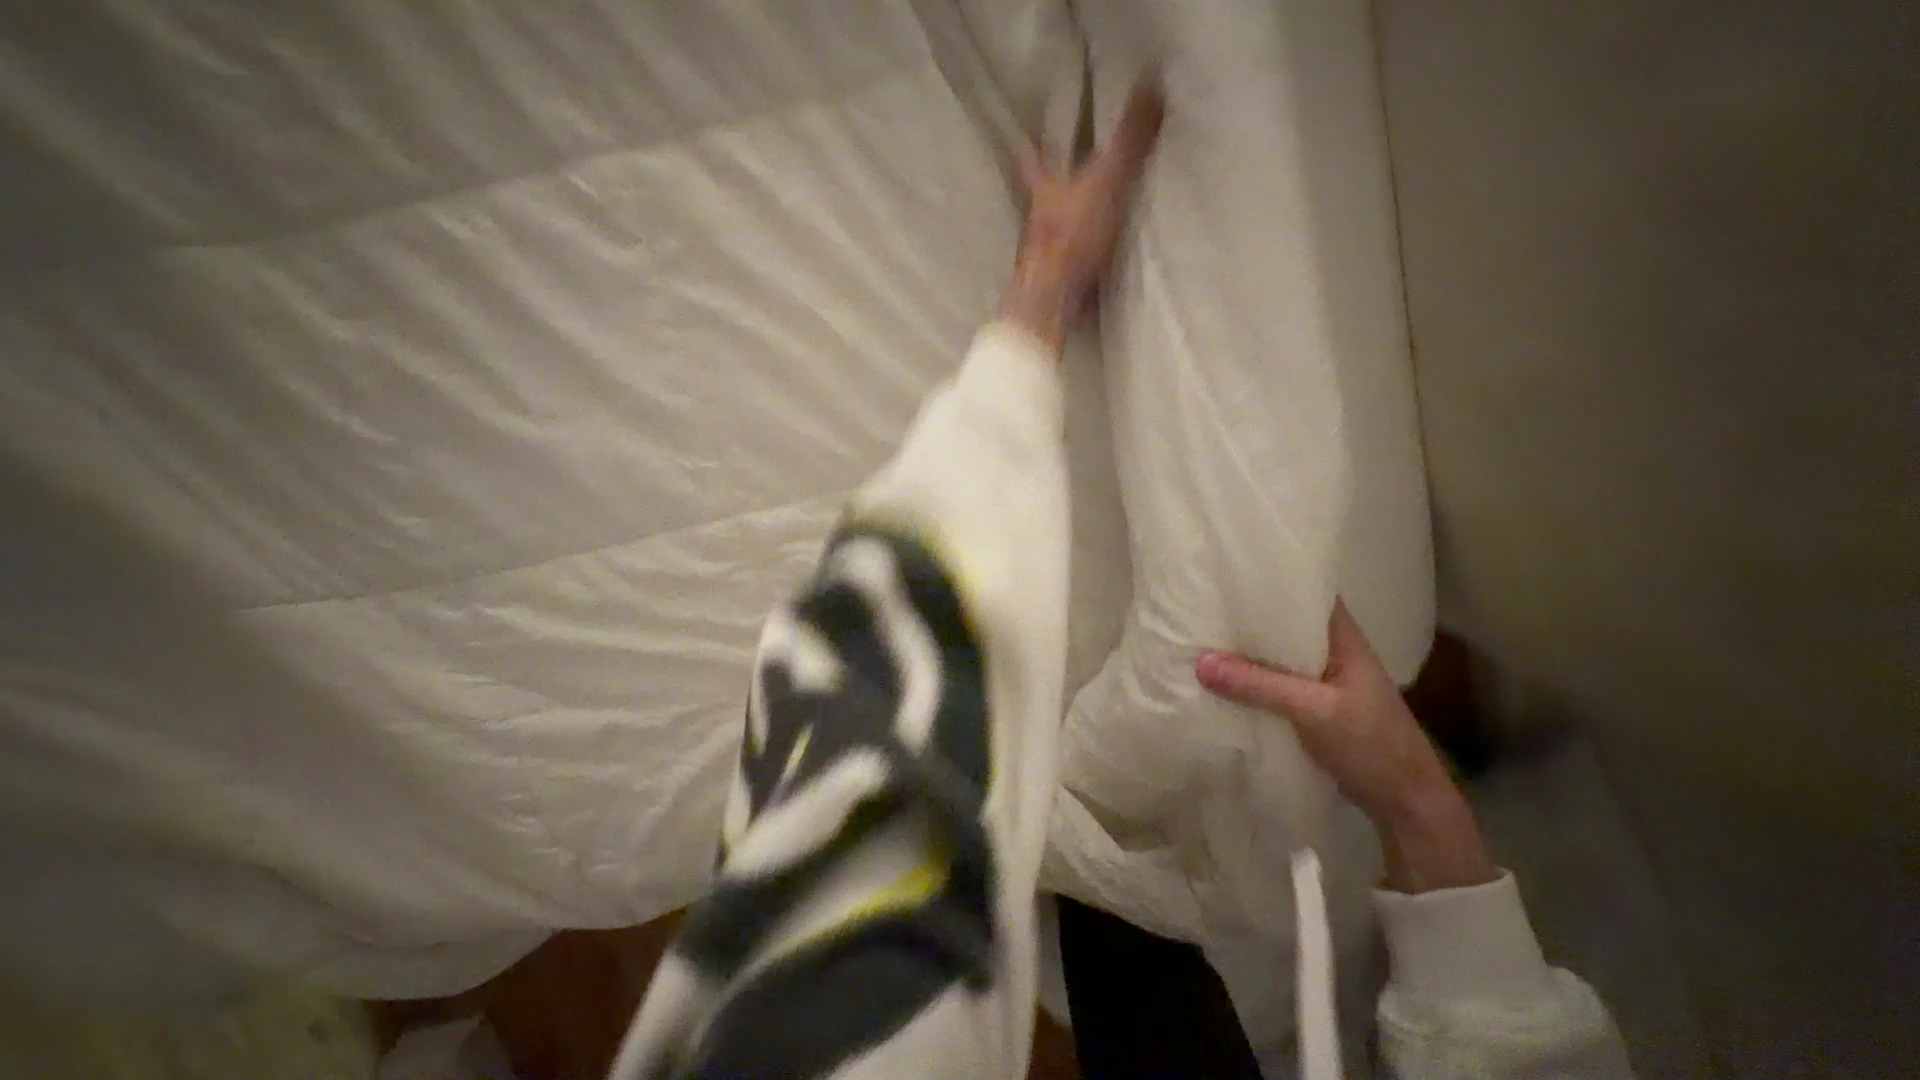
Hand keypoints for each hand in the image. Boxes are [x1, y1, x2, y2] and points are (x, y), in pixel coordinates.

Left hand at [998, 77, 1164, 350]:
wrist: (1053, 300)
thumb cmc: (1071, 237)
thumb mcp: (1107, 180)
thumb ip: (1130, 138)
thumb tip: (1152, 80)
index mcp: (1042, 185)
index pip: (1031, 154)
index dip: (1033, 141)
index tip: (1034, 129)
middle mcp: (1038, 215)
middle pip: (1042, 190)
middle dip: (1054, 178)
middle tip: (1071, 163)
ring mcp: (1047, 248)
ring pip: (1057, 222)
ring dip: (1071, 214)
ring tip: (1093, 202)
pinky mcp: (1060, 276)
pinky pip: (1075, 253)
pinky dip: (1086, 248)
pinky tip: (1102, 248)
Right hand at [1195, 601, 1497, 892]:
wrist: (1404, 802)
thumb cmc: (1370, 744)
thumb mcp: (1314, 711)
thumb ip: (1260, 686)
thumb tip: (1200, 662)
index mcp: (1344, 638)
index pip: (1309, 591)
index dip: (1274, 577)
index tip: (1231, 570)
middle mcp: (1333, 652)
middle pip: (1287, 623)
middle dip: (1250, 616)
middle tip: (1202, 603)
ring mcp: (1325, 682)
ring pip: (1280, 656)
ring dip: (1249, 651)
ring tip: (1202, 636)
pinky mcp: (1315, 708)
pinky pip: (1277, 684)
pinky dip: (1253, 681)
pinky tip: (1222, 681)